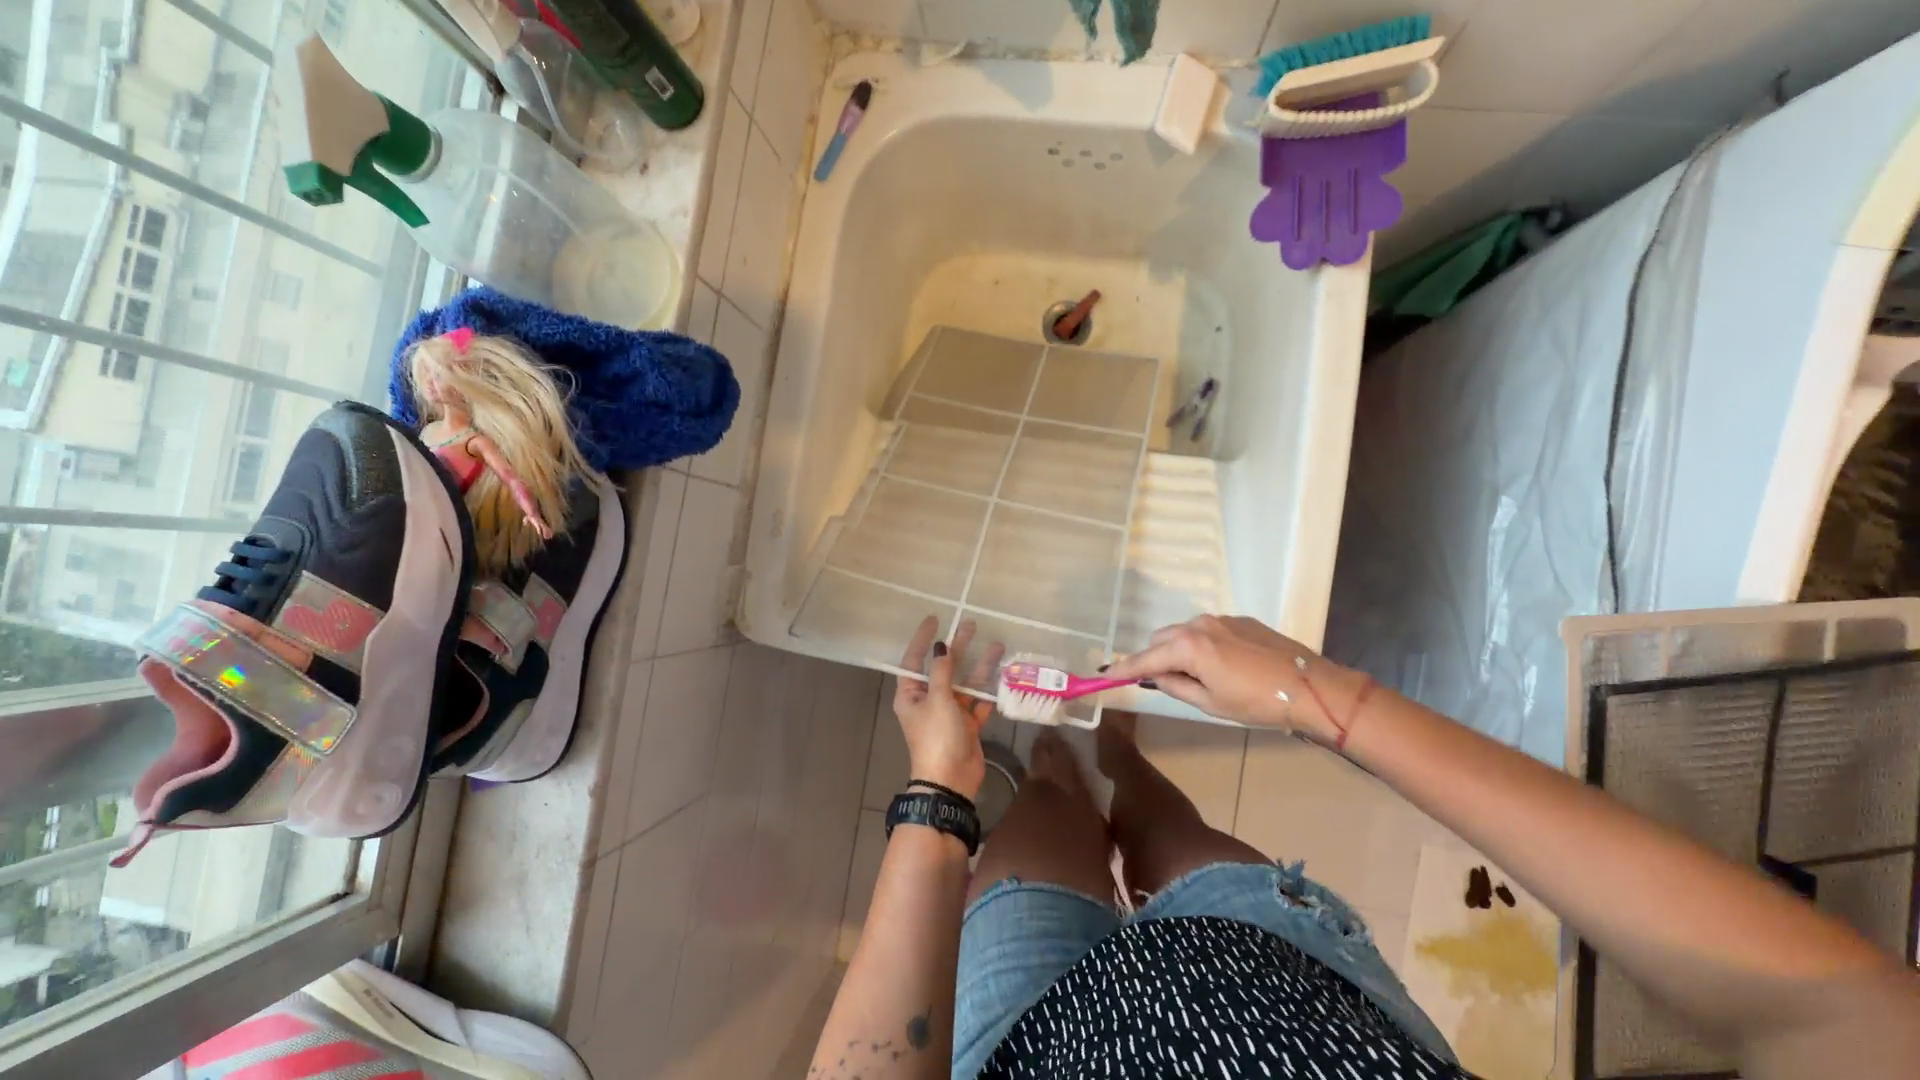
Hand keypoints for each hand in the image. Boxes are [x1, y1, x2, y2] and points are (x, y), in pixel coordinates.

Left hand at [892, 616, 1002, 800]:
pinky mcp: (967, 725)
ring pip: (965, 684)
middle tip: (972, 625)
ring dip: (979, 666)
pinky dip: (989, 691)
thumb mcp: (938, 700)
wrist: (950, 781)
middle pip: (944, 668)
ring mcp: (949, 714)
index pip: (914, 660)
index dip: (923, 639)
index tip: (935, 619)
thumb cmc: (937, 737)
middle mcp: (928, 701)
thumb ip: (942, 672)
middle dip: (958, 647)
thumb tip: (941, 646)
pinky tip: (1003, 674)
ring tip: (997, 645)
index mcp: (911, 695)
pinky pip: (978, 702)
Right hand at [1103, 615, 1366, 740]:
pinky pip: (1209, 631)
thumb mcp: (1210, 702)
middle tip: (1163, 683)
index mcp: (1189, 646)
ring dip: (1180, 651)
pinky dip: (1203, 645)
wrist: (1310, 687)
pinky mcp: (1242, 621)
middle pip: (1162, 639)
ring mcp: (1222, 619)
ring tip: (1198, 677)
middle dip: (1155, 658)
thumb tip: (1154, 677)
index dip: (1124, 668)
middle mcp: (1200, 625)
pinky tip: (1223, 666)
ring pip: (1185, 633)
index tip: (1104, 674)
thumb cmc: (1257, 702)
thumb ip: (1175, 686)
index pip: (1146, 658)